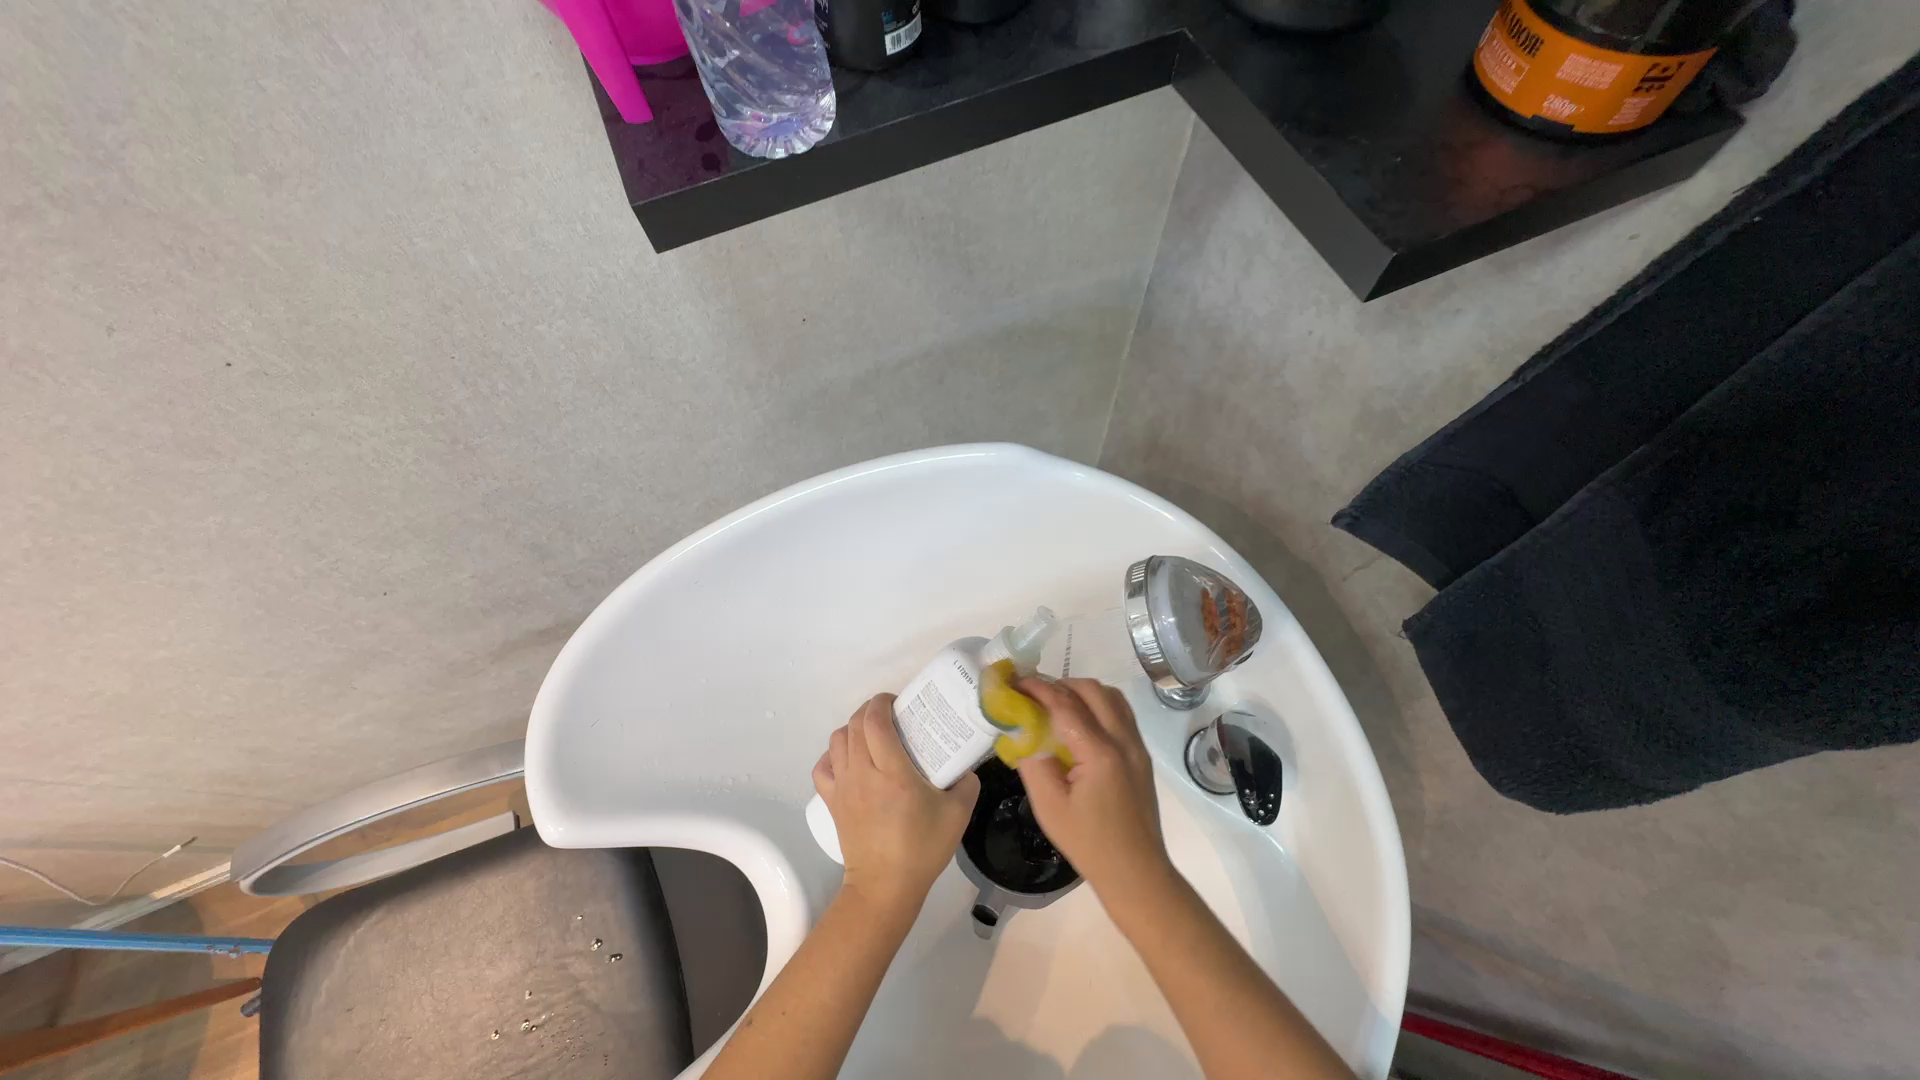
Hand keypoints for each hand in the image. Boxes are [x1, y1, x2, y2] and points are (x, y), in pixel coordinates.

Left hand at [812, 693, 979, 914]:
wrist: (885, 887)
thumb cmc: (922, 848)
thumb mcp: (959, 814)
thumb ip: (967, 783)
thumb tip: (966, 767)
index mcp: (892, 771)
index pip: (874, 721)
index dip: (881, 702)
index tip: (897, 701)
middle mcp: (862, 773)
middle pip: (854, 725)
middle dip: (869, 711)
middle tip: (890, 715)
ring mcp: (843, 787)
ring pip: (836, 741)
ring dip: (852, 729)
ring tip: (871, 735)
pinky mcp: (832, 802)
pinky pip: (823, 767)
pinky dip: (832, 755)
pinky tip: (848, 760)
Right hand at [1014, 678, 1173, 897]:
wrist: (1135, 870)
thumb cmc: (1088, 842)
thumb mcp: (1048, 806)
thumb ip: (1032, 762)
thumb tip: (1021, 730)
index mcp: (1099, 753)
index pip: (1065, 705)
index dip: (1038, 689)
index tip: (1016, 683)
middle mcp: (1123, 740)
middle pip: (1091, 690)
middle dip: (1059, 684)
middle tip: (1033, 695)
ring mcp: (1137, 745)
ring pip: (1111, 696)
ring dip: (1081, 692)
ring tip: (1055, 705)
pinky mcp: (1141, 754)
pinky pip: (1121, 713)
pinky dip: (1098, 705)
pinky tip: (1079, 722)